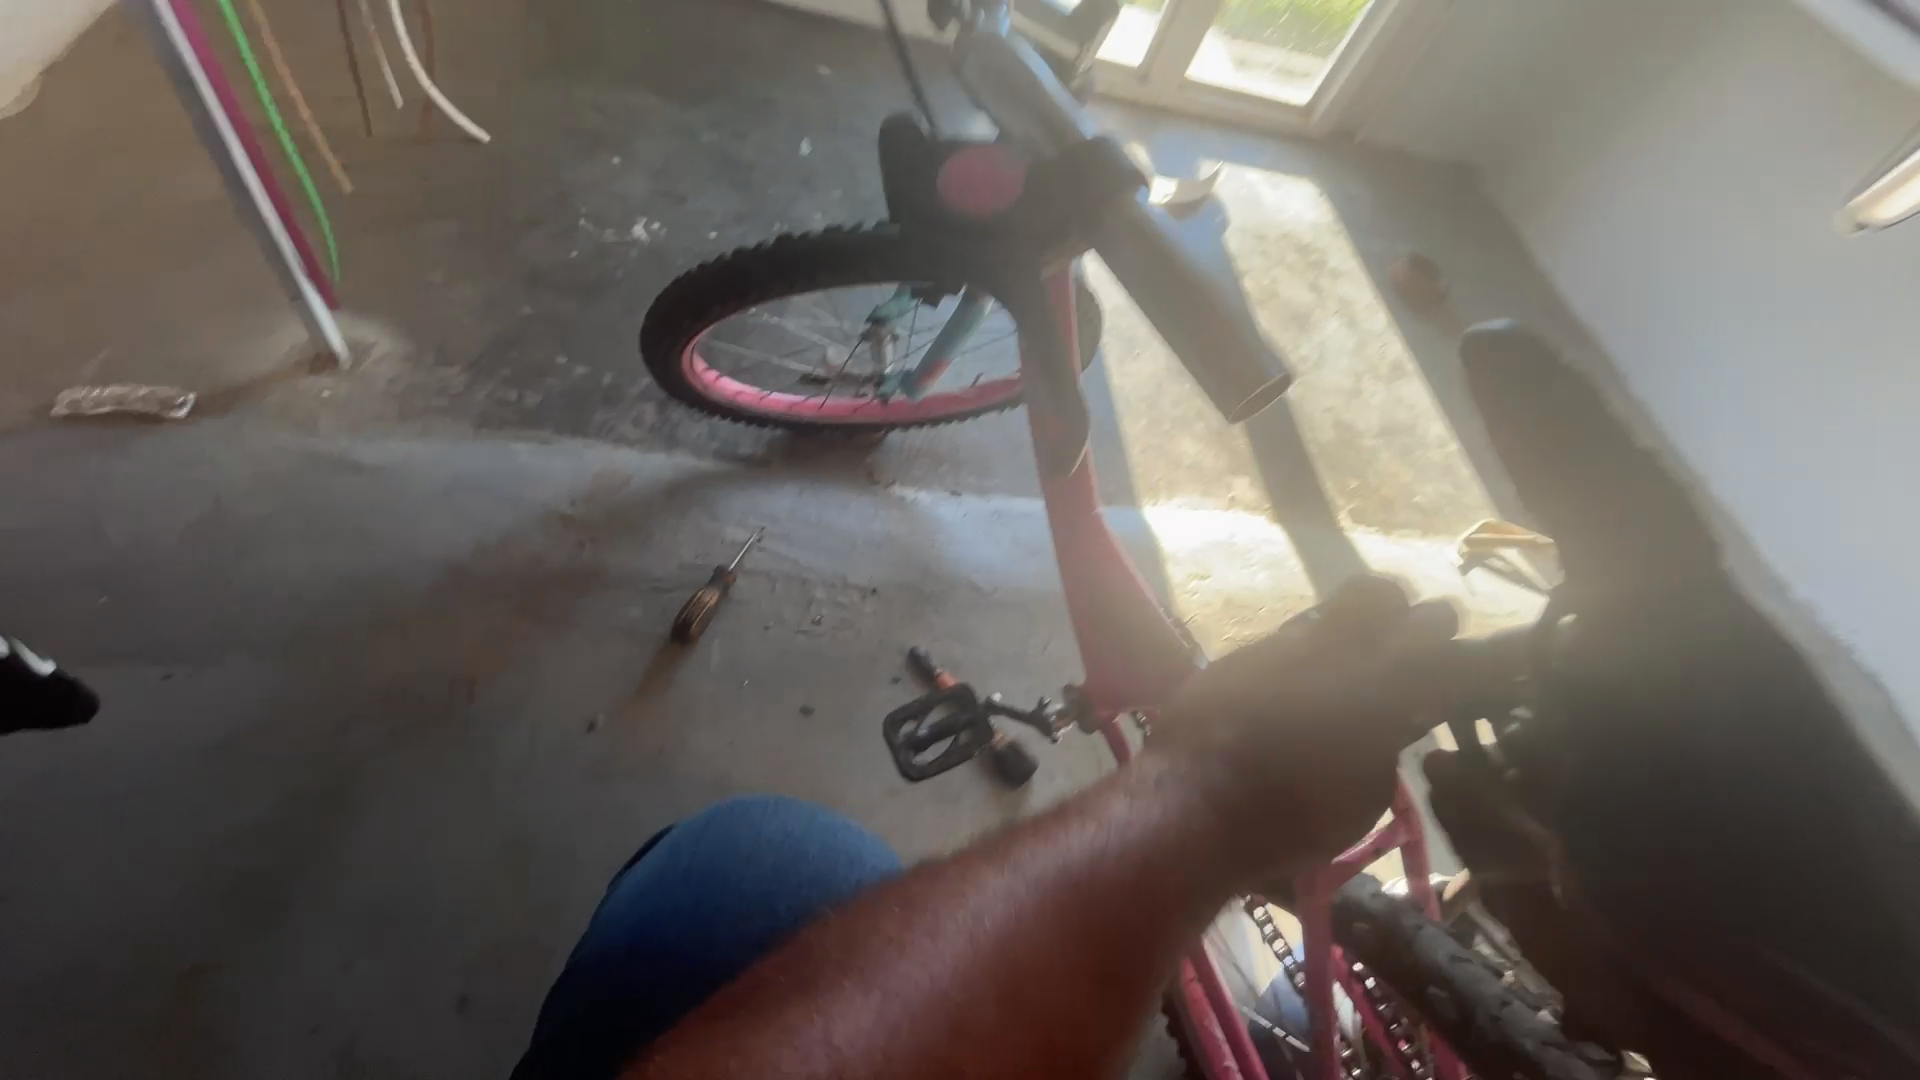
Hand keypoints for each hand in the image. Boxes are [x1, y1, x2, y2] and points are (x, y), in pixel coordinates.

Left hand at [1150, 576, 1457, 884]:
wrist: (1188, 804)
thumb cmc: (1291, 819)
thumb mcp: (1364, 795)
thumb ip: (1386, 743)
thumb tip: (1395, 720)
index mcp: (1374, 683)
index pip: (1438, 646)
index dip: (1464, 654)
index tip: (1470, 667)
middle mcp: (1324, 648)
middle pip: (1377, 595)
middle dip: (1400, 618)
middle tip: (1405, 657)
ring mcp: (1272, 646)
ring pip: (1323, 614)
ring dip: (1346, 635)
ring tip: (1345, 677)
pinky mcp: (1234, 656)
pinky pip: (1281, 642)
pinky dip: (1299, 661)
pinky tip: (1291, 695)